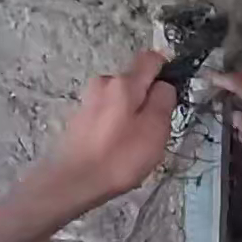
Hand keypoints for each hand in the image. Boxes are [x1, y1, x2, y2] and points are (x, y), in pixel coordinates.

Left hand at [35, 50, 175, 206]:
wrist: (72, 182)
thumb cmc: (119, 156)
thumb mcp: (155, 129)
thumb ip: (164, 100)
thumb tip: (164, 85)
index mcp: (124, 82)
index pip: (151, 58)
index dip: (166, 72)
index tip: (169, 99)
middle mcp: (104, 83)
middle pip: (136, 82)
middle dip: (148, 101)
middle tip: (153, 132)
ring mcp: (89, 100)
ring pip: (122, 100)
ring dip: (132, 116)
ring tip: (132, 145)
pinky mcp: (80, 118)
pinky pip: (108, 114)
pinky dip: (116, 127)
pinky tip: (115, 150)